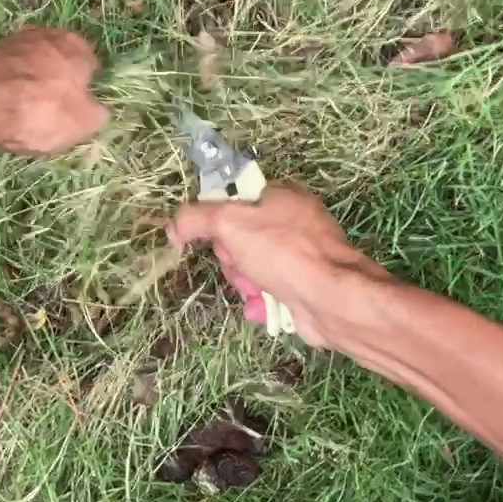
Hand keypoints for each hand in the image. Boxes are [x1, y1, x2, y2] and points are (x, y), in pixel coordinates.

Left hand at [0, 27, 108, 155]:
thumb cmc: (40, 112)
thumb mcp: (85, 123)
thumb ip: (98, 113)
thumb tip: (97, 110)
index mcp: (75, 43)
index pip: (91, 66)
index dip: (86, 92)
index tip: (77, 114)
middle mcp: (43, 33)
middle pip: (58, 66)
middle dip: (56, 89)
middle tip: (50, 120)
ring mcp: (9, 42)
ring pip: (29, 72)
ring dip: (28, 92)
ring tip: (22, 121)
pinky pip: (3, 79)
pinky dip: (4, 94)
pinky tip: (0, 114)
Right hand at [167, 185, 390, 349]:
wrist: (329, 298)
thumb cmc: (282, 252)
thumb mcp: (229, 223)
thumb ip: (195, 218)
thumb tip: (173, 226)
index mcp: (279, 195)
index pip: (233, 201)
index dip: (217, 222)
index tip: (217, 237)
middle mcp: (291, 221)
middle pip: (237, 239)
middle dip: (232, 260)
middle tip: (241, 266)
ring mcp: (298, 255)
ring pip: (249, 268)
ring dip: (244, 283)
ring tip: (256, 291)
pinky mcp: (302, 285)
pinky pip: (267, 290)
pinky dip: (260, 301)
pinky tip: (262, 306)